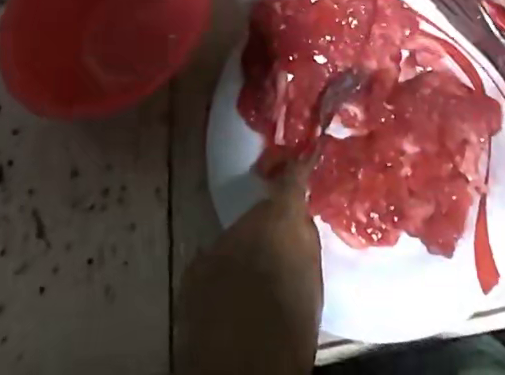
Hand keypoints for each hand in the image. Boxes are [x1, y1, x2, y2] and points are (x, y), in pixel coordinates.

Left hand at [174, 165, 321, 374]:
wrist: (244, 370)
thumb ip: (303, 239)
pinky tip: (231, 297)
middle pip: (260, 214)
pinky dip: (224, 271)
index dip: (300, 166)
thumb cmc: (290, 328)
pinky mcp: (194, 270)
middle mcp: (245, 223)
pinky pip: (215, 261)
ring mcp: (215, 245)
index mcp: (280, 222)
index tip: (306, 151)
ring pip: (236, 238)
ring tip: (255, 281)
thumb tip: (297, 220)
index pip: (292, 181)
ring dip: (246, 250)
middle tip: (279, 253)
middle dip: (269, 227)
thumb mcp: (311, 279)